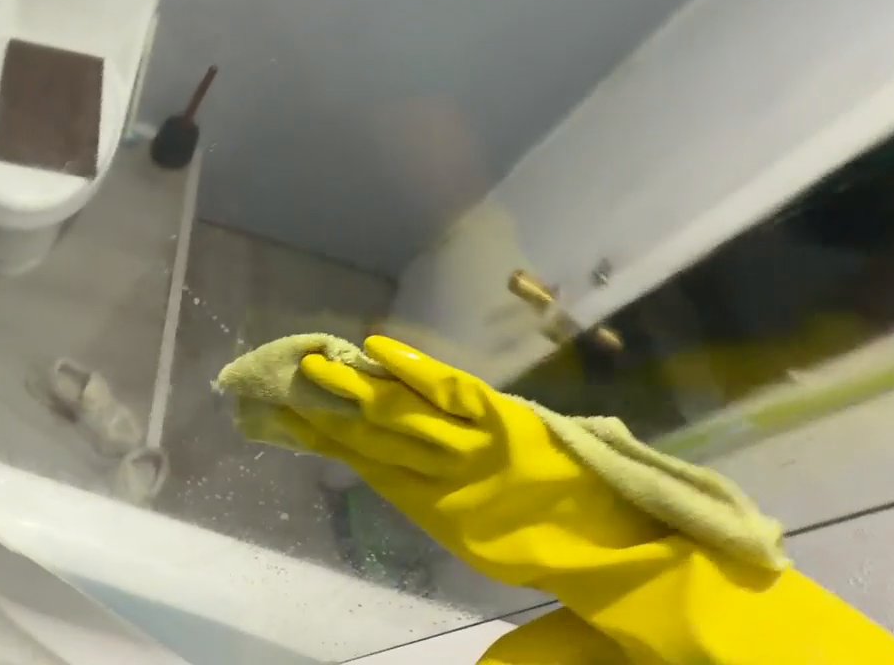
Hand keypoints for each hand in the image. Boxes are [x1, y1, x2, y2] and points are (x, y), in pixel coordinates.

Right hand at [275, 336, 675, 592]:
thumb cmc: (545, 537)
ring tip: (314, 364)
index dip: (316, 434)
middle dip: (322, 408)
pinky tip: (377, 348)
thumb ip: (423, 493)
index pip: (357, 457)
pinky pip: (448, 390)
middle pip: (367, 432)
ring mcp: (465, 444)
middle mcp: (434, 469)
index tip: (280, 414)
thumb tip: (376, 462)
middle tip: (280, 382)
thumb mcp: (470, 527)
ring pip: (396, 411)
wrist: (614, 546)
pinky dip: (413, 370)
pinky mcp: (499, 419)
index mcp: (424, 498)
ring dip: (353, 387)